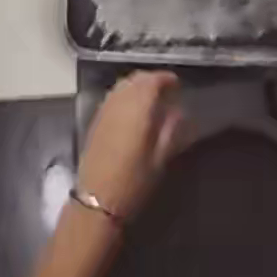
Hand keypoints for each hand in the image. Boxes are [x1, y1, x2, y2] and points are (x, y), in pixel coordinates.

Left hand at [78, 71, 187, 218]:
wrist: (97, 198)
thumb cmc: (134, 181)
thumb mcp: (160, 159)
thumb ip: (171, 130)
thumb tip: (180, 111)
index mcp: (138, 108)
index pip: (152, 81)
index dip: (165, 78)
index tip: (177, 83)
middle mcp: (119, 101)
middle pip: (136, 79)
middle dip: (152, 79)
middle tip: (166, 89)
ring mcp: (105, 107)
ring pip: (123, 84)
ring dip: (138, 84)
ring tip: (152, 96)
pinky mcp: (96, 117)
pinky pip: (114, 94)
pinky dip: (125, 92)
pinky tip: (133, 107)